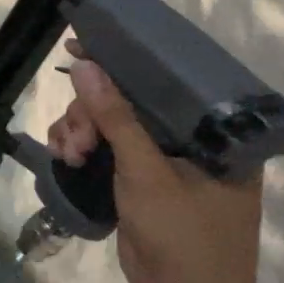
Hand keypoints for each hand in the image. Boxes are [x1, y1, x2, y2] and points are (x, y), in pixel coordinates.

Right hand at [47, 45, 262, 282]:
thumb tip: (85, 63)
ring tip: (69, 155)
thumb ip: (116, 118)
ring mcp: (166, 164)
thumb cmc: (183, 234)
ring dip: (79, 132)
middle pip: (129, 105)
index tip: (79, 48)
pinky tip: (66, 158)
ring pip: (109, 124)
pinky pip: (104, 145)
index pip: (169, 87)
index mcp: (217, 144)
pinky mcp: (141, 179)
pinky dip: (80, 147)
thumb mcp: (146, 173)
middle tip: (75, 139)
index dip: (124, 66)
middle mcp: (194, 148)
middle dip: (90, 116)